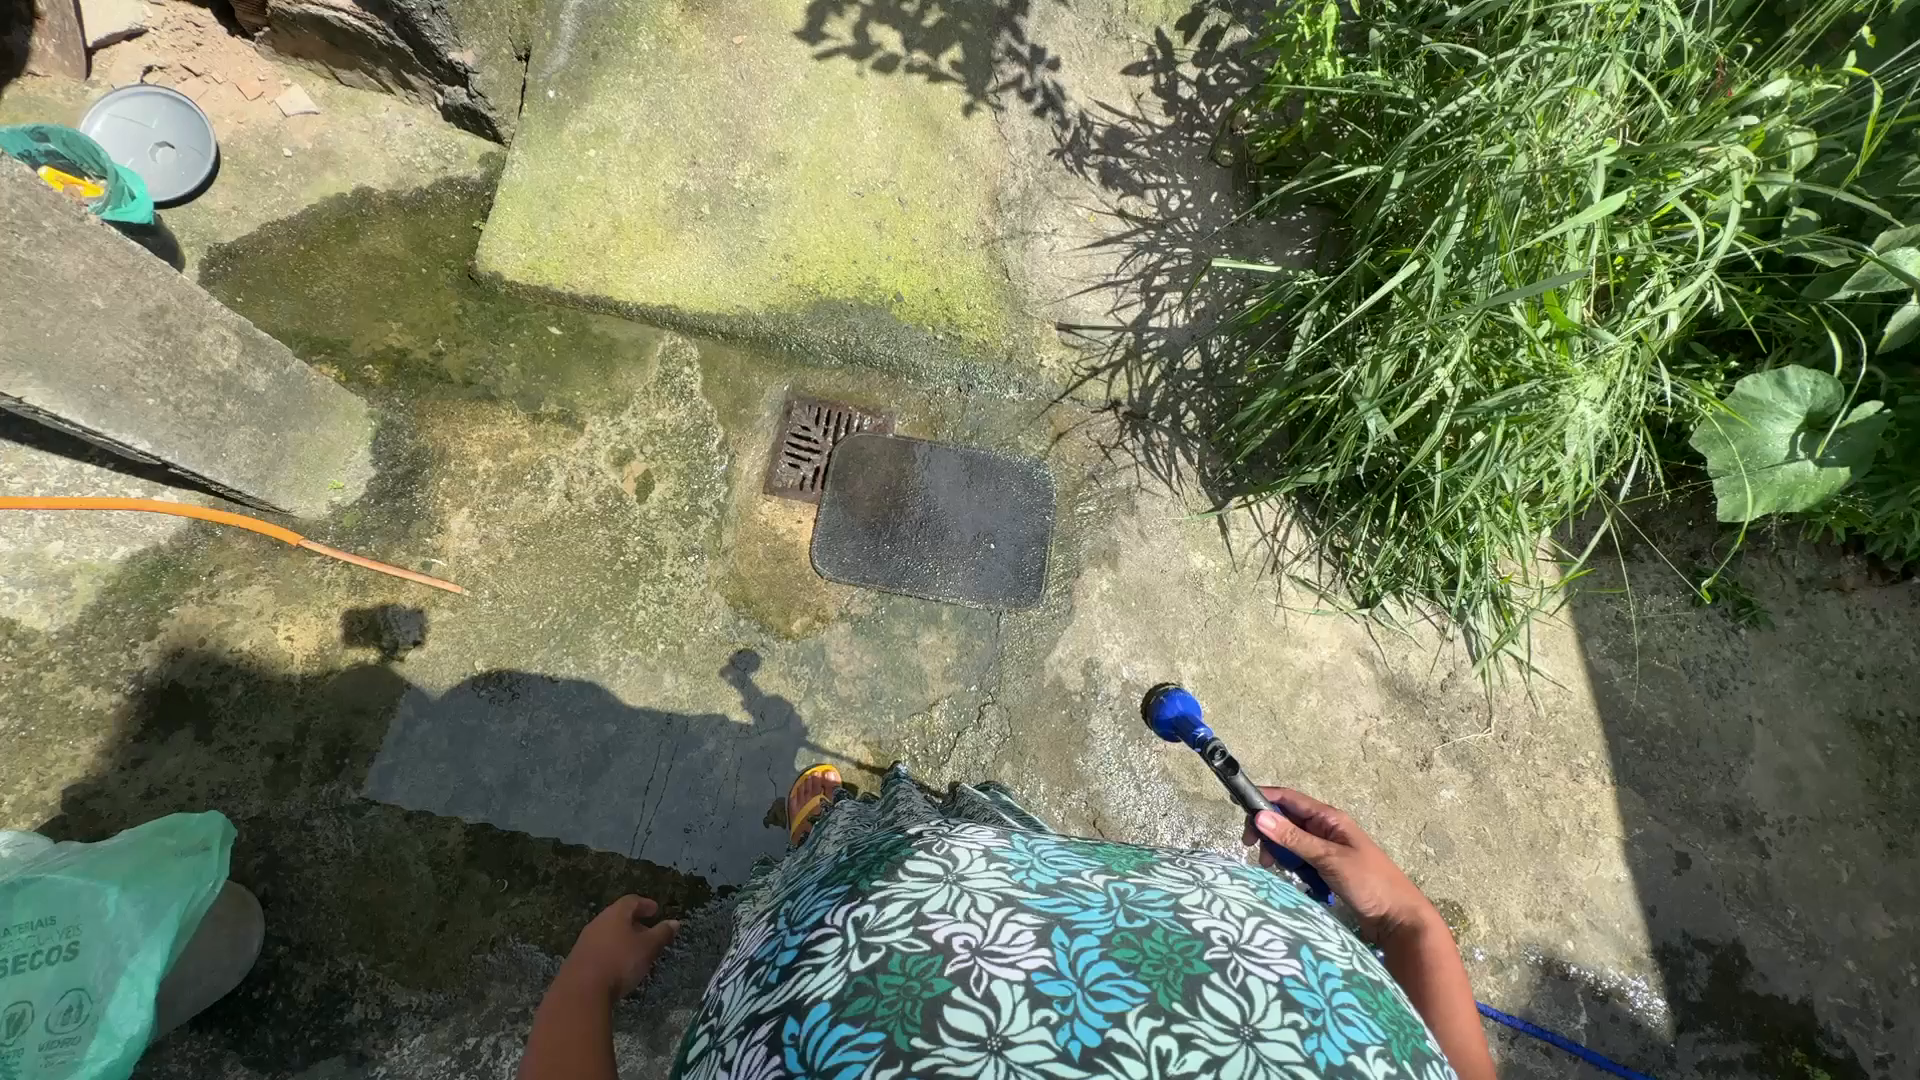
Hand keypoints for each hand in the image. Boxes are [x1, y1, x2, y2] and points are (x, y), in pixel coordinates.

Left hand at [556, 896, 680, 1001]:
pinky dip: (610, 954)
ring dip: (621, 941)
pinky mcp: (575, 963)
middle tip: (647, 934)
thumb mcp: (648, 948)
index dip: (645, 904)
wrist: (579, 994)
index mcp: (615, 914)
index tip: (655, 911)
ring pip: (607, 936)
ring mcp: (583, 943)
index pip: (631, 901)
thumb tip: (674, 923)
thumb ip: (662, 934)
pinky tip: (616, 968)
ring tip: (634, 953)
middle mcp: (597, 924)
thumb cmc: (619, 962)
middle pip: (617, 918)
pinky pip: (597, 951)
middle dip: (634, 924)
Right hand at [1243, 787, 1437, 944]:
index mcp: (1329, 818)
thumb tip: (1259, 816)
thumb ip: (1294, 838)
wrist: (1400, 921)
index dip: (1263, 798)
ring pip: (1290, 840)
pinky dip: (1289, 864)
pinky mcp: (1326, 868)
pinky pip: (1299, 859)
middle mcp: (1325, 829)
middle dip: (1267, 829)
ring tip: (1270, 866)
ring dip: (1277, 850)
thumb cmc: (1370, 883)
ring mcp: (1326, 849)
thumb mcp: (1329, 859)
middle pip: (1286, 819)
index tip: (1238, 806)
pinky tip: (1287, 875)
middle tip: (1252, 846)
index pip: (1289, 798)